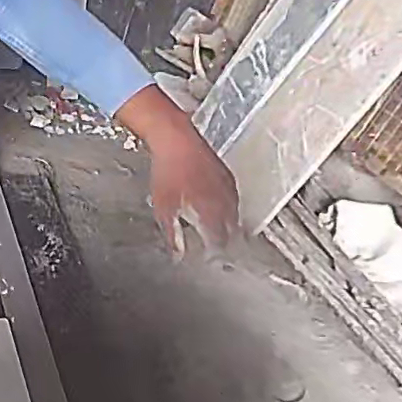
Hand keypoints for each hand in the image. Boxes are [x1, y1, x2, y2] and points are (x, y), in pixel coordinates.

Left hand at [115, 85, 241, 257]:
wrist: (176, 140)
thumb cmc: (168, 173)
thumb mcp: (164, 209)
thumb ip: (173, 235)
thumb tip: (177, 255)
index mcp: (211, 212)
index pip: (220, 242)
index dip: (217, 255)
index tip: (213, 262)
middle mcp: (225, 201)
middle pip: (233, 230)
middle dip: (229, 244)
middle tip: (225, 254)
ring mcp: (228, 187)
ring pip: (237, 214)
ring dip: (233, 228)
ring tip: (228, 239)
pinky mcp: (226, 175)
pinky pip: (234, 199)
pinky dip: (231, 210)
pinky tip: (224, 212)